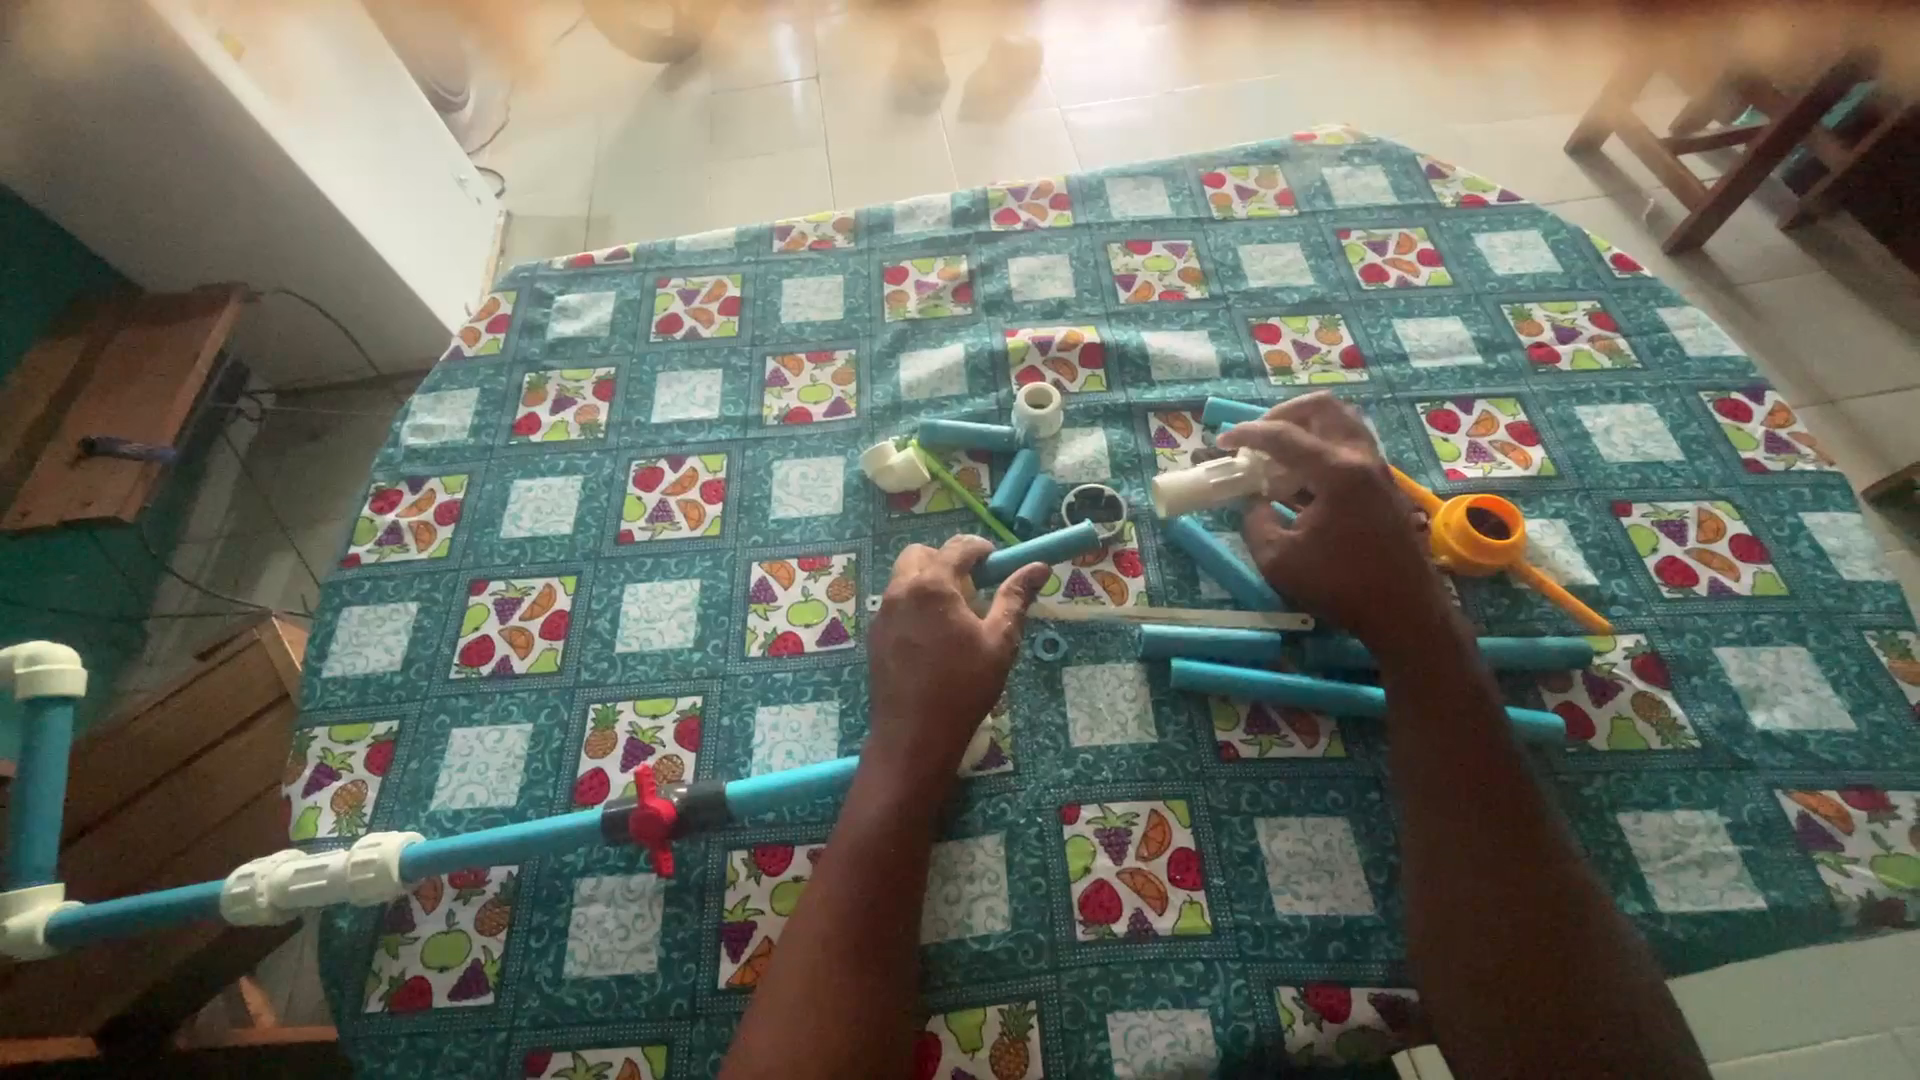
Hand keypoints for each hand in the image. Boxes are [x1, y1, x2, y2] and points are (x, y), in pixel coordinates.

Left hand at [864, 535, 1048, 798]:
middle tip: (972, 587)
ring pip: (904, 578)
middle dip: (946, 560)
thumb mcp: (1000, 641)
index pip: (957, 547)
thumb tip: (1039, 567)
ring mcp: (882, 613)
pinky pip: (895, 603)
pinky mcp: (875, 635)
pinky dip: (914, 604)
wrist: (914, 735)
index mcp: (932, 585)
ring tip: (955, 614)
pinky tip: (934, 637)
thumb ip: (1016, 598)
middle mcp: (900, 590)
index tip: (996, 562)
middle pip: (920, 554)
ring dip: (928, 581)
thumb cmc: (964, 686)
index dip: (980, 549)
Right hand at [1216, 392, 1458, 655]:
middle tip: (1258, 438)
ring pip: (1341, 423)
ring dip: (1305, 430)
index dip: (1247, 434)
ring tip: (1277, 459)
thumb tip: (1253, 503)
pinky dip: (1321, 450)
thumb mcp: (1277, 559)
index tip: (1222, 442)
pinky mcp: (1383, 486)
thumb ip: (1256, 521)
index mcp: (1337, 472)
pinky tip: (1299, 483)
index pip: (1283, 435)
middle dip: (1283, 415)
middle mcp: (1361, 459)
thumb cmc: (1338, 586)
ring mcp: (1377, 470)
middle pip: (1323, 408)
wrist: (1403, 611)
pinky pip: (1349, 447)